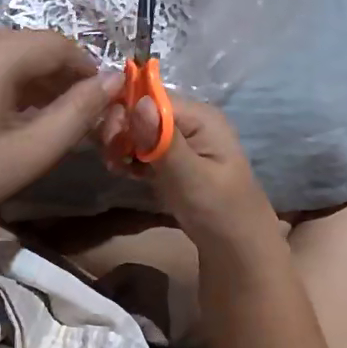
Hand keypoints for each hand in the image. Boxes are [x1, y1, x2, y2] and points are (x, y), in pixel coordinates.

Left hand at [0, 31, 121, 241]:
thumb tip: (113, 81)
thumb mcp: (29, 152)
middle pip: (26, 43)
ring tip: (40, 115)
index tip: (101, 99)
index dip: (86, 67)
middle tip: (73, 112)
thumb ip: (78, 114)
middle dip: (56, 73)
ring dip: (26, 76)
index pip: (56, 43)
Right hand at [100, 94, 274, 247]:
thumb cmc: (218, 211)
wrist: (236, 249)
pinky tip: (125, 173)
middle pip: (141, 111)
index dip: (124, 113)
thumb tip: (138, 101)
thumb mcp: (189, 176)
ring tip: (118, 169)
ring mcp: (181, 139)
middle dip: (120, 131)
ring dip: (121, 146)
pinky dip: (130, 157)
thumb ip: (163, 140)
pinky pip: (143, 147)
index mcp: (200, 117)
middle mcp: (190, 120)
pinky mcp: (172, 157)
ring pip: (138, 129)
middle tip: (112, 161)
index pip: (150, 98)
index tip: (110, 142)